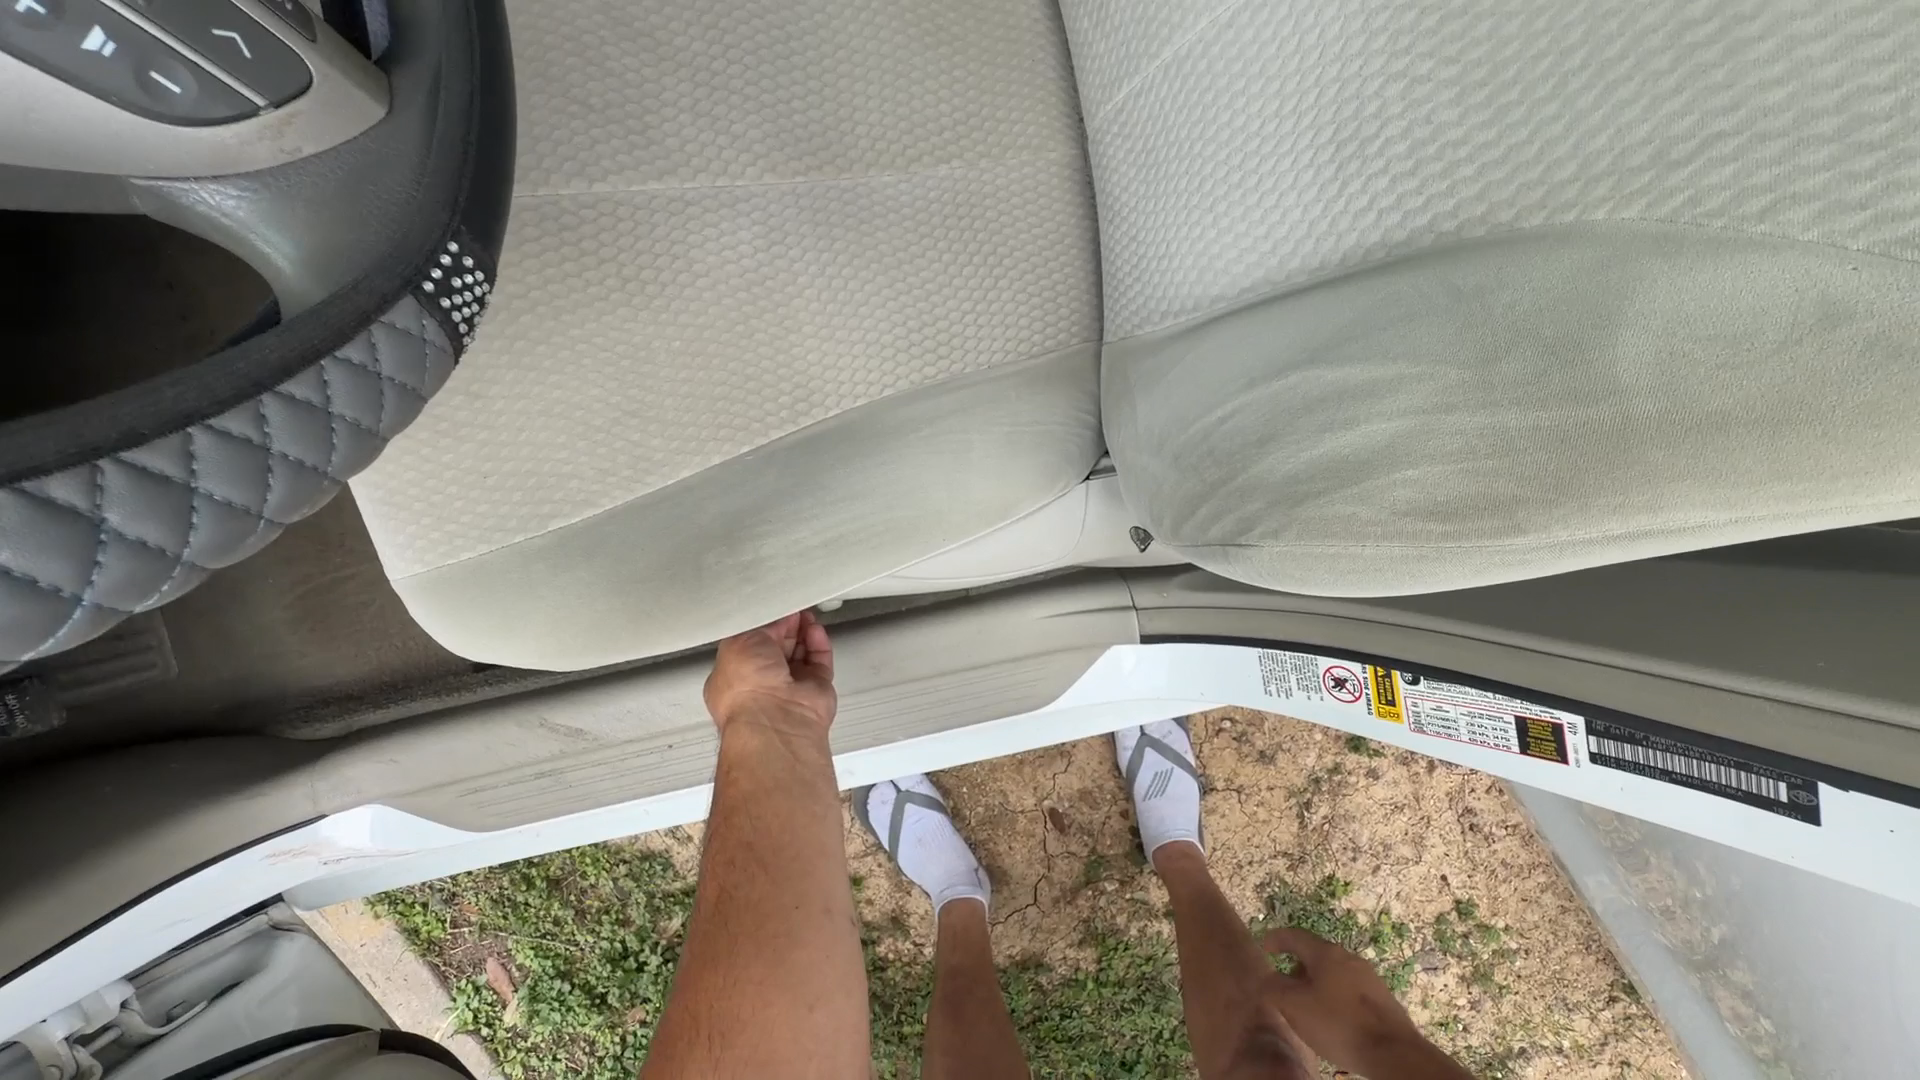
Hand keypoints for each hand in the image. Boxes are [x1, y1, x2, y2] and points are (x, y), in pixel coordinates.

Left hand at [703, 612, 836, 737]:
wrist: (777, 718)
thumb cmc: (745, 692)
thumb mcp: (739, 640)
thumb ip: (758, 625)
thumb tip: (774, 616)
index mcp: (734, 674)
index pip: (750, 642)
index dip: (762, 623)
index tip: (771, 608)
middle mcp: (762, 684)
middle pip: (778, 645)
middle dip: (786, 625)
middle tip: (791, 608)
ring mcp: (790, 687)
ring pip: (800, 652)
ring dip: (803, 631)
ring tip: (805, 615)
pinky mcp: (815, 689)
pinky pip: (820, 660)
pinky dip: (819, 644)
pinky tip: (815, 630)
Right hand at [1259, 928, 1468, 1078]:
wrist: (1395, 1054)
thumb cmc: (1338, 1023)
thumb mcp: (1294, 1006)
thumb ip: (1274, 987)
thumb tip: (1269, 978)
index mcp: (1326, 953)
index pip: (1294, 935)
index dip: (1276, 939)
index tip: (1264, 947)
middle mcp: (1349, 958)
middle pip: (1315, 955)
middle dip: (1296, 967)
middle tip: (1284, 986)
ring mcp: (1369, 979)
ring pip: (1334, 974)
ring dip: (1316, 984)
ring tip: (1308, 1007)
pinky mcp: (1383, 1001)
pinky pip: (1350, 991)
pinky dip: (1335, 998)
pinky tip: (1334, 1020)